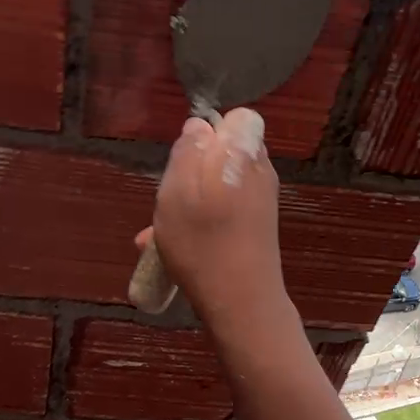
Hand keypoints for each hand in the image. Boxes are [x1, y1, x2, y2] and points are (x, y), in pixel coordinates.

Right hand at [138, 109, 286, 327]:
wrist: (242, 303)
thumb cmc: (202, 243)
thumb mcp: (177, 191)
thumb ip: (188, 151)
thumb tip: (200, 126)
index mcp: (244, 153)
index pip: (239, 117)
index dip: (210, 129)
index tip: (187, 155)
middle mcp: (259, 171)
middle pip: (224, 153)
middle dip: (192, 169)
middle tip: (167, 198)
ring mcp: (261, 201)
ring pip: (218, 185)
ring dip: (188, 201)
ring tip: (158, 233)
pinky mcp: (257, 227)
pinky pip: (224, 210)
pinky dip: (200, 222)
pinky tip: (172, 250)